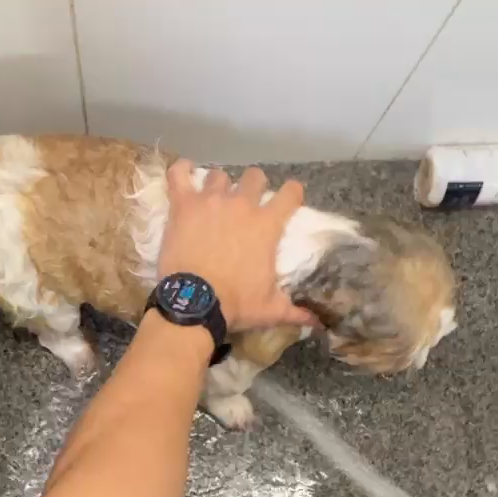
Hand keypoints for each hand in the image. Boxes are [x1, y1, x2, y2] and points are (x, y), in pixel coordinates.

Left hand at [156, 159, 314, 331]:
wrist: (195, 304)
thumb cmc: (236, 305)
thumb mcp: (270, 310)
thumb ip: (295, 311)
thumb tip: (318, 323)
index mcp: (267, 224)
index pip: (291, 193)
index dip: (291, 194)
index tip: (288, 202)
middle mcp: (242, 203)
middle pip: (254, 177)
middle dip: (253, 187)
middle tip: (246, 204)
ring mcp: (211, 200)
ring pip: (219, 175)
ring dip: (219, 186)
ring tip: (213, 201)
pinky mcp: (184, 205)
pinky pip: (180, 174)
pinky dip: (182, 171)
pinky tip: (184, 175)